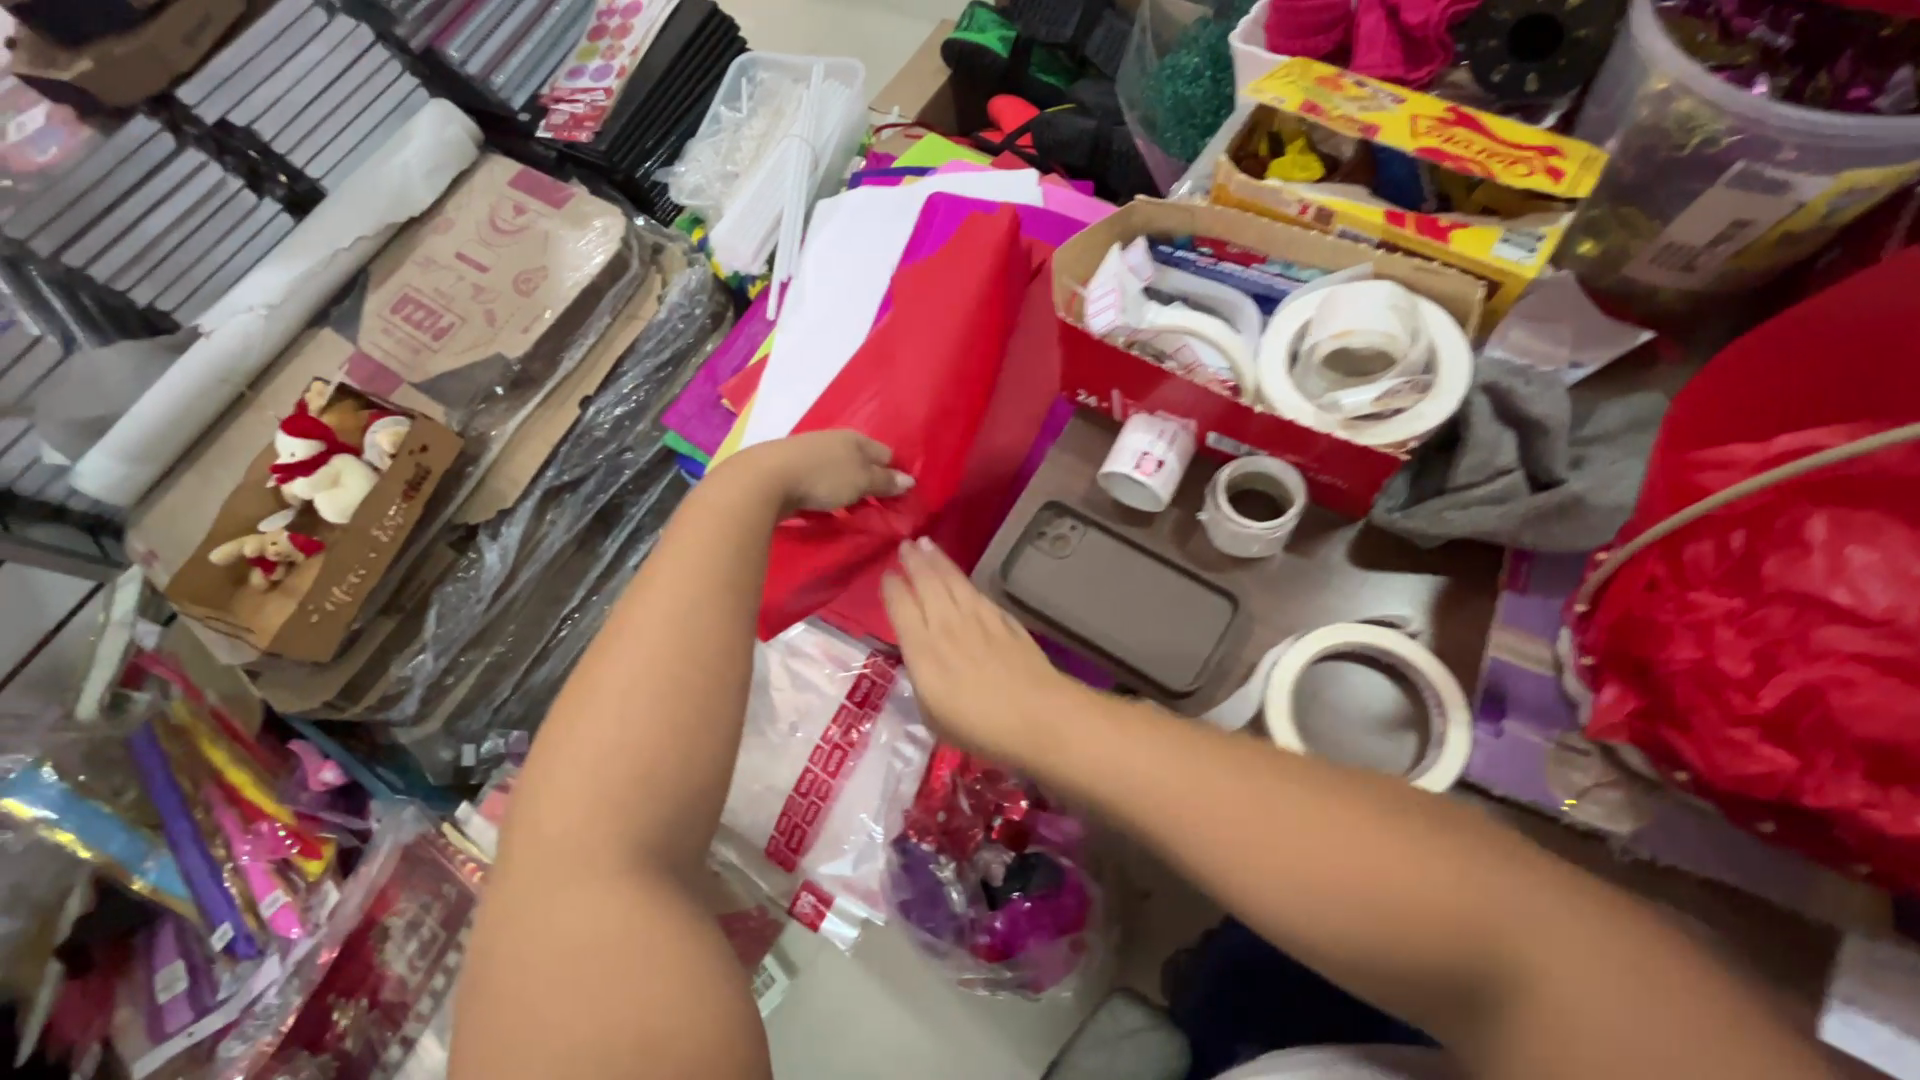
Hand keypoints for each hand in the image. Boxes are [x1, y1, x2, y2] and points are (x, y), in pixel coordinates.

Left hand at [733, 430, 913, 515]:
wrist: (765, 479)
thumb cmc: (823, 477)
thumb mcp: (861, 481)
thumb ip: (885, 481)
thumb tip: (909, 480)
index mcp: (856, 439)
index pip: (887, 454)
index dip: (897, 473)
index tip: (902, 497)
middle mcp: (834, 441)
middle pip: (862, 462)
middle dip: (872, 483)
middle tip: (881, 509)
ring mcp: (811, 455)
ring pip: (840, 472)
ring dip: (849, 490)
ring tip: (855, 513)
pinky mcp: (792, 471)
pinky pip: (820, 483)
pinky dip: (828, 495)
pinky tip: (828, 510)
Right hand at [881, 537, 1078, 761]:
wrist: (1037, 716)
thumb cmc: (980, 728)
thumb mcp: (933, 716)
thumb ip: (923, 684)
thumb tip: (921, 665)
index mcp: (922, 650)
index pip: (900, 607)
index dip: (892, 588)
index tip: (887, 575)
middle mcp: (946, 625)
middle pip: (926, 583)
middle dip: (914, 561)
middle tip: (907, 545)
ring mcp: (979, 619)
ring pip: (953, 581)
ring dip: (938, 561)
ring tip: (928, 545)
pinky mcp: (1005, 620)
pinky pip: (978, 593)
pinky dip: (966, 581)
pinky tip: (963, 579)